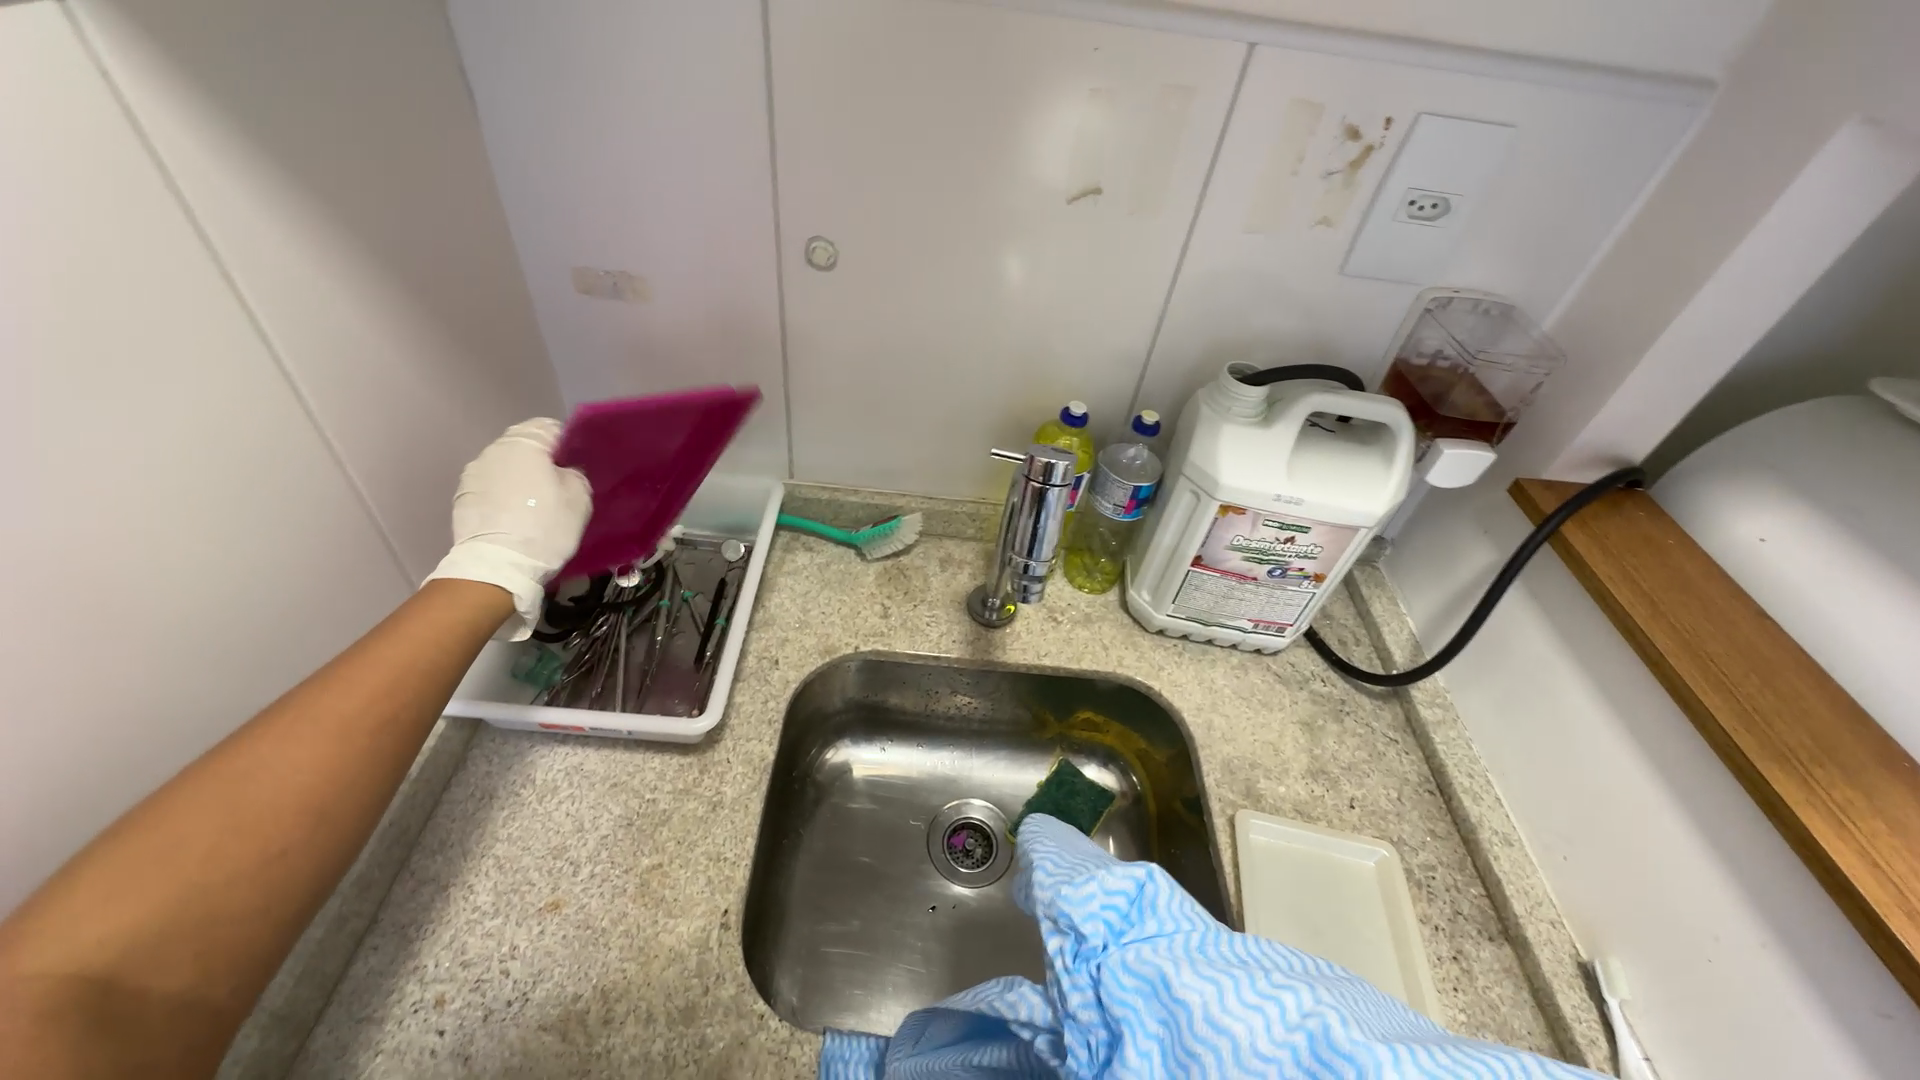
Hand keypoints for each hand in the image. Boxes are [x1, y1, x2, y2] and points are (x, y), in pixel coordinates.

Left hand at [424, 418, 590, 639]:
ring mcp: (473, 474)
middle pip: (525, 446)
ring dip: (520, 478)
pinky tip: (514, 517)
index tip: (577, 467)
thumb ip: (574, 472)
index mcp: (524, 442)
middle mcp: (493, 450)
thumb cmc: (545, 525)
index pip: (551, 427)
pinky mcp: (462, 497)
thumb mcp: (580, 496)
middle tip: (558, 487)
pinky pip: (491, 487)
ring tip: (534, 505)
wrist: (499, 565)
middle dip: (541, 461)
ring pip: (506, 467)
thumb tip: (563, 470)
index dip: (568, 445)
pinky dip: (503, 496)